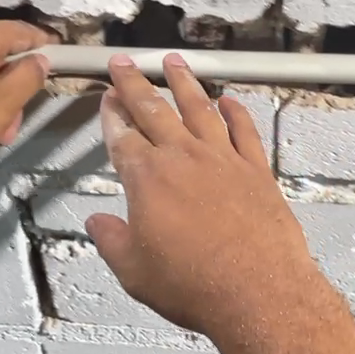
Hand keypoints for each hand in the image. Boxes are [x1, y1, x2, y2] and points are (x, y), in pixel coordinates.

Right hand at [87, 54, 340, 342]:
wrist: (257, 292)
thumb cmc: (196, 285)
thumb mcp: (134, 271)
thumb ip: (112, 240)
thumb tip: (97, 224)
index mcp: (148, 179)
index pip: (122, 136)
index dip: (111, 114)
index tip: (107, 97)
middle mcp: (184, 159)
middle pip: (154, 109)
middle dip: (135, 82)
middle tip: (125, 63)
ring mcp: (223, 160)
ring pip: (199, 108)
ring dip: (184, 82)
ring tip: (174, 62)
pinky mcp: (256, 170)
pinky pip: (244, 130)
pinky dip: (237, 112)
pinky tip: (230, 100)